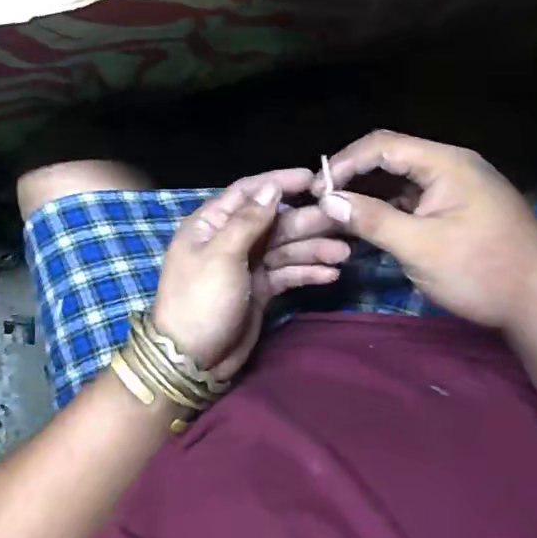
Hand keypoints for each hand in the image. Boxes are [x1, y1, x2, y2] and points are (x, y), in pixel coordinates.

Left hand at [152, 169, 347, 375]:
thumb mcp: (221, 256)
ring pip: (284, 248)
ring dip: (313, 249)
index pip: (247, 193)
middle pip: (272, 221)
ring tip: (344, 252)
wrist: (191, 358)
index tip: (315, 179)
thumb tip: (271, 187)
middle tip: (344, 221)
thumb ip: (248, 221)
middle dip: (306, 221)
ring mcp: (244, 266)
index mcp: (209, 225)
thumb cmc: (201, 300)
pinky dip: (306, 272)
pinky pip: (286, 274)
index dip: (279, 183)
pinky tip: (331, 274)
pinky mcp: (258, 290)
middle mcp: (227, 240)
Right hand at [297, 131, 536, 330]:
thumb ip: (372, 219)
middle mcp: (450, 167)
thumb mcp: (420, 247)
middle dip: (351, 178)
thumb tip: (326, 200)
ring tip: (334, 217)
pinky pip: (409, 200)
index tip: (316, 191)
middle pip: (388, 158)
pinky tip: (363, 228)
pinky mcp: (453, 210)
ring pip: (396, 181)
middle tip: (320, 204)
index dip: (344, 163)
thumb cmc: (484, 271)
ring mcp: (453, 189)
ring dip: (364, 196)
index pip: (382, 145)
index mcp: (447, 164)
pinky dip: (383, 210)